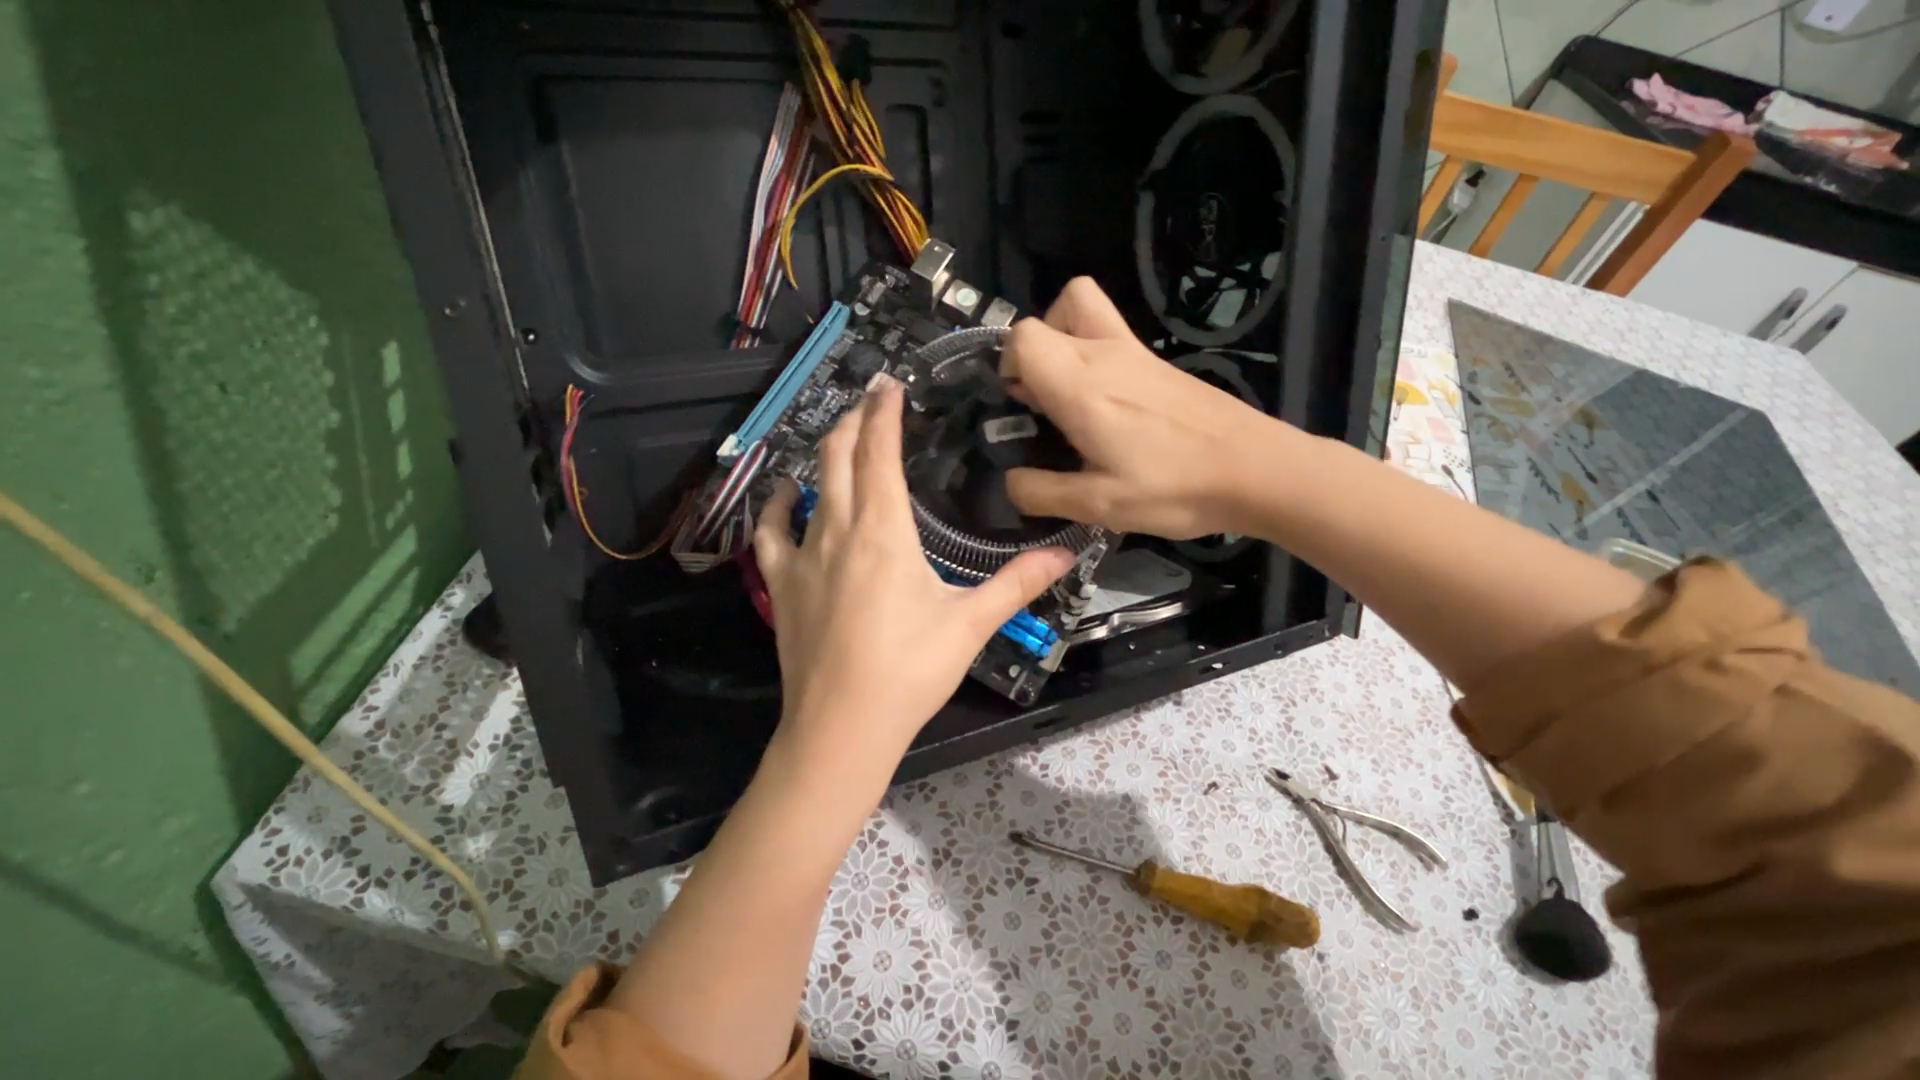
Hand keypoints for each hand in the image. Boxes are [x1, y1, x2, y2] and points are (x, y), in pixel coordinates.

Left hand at [753, 379, 1074, 760]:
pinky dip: (777, 505)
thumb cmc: (910, 671)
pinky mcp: (781, 585)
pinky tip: (784, 495)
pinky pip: (771, 532)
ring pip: (808, 486)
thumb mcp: (970, 624)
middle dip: (854, 420)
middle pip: (838, 456)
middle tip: (869, 399)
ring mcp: (802, 556)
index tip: (890, 383)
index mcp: (884, 531)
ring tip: (838, 438)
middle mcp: (838, 530)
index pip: (880, 452)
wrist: (843, 726)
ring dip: (823, 455)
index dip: (884, 413)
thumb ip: (1017, 583)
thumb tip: (1067, 551)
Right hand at [999, 277, 1287, 539]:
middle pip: (1047, 315)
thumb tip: (1011, 483)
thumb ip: (1043, 493)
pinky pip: (1110, 333)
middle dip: (1030, 353)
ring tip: (1068, 394)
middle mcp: (1103, 355)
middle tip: (1038, 403)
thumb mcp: (1099, 506)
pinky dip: (1092, 354)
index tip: (1016, 404)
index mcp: (1081, 385)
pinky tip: (1107, 410)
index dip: (1007, 364)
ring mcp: (1136, 354)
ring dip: (1062, 339)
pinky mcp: (1158, 364)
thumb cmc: (1174, 488)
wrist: (1256, 469)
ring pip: (1082, 309)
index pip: (1023, 337)